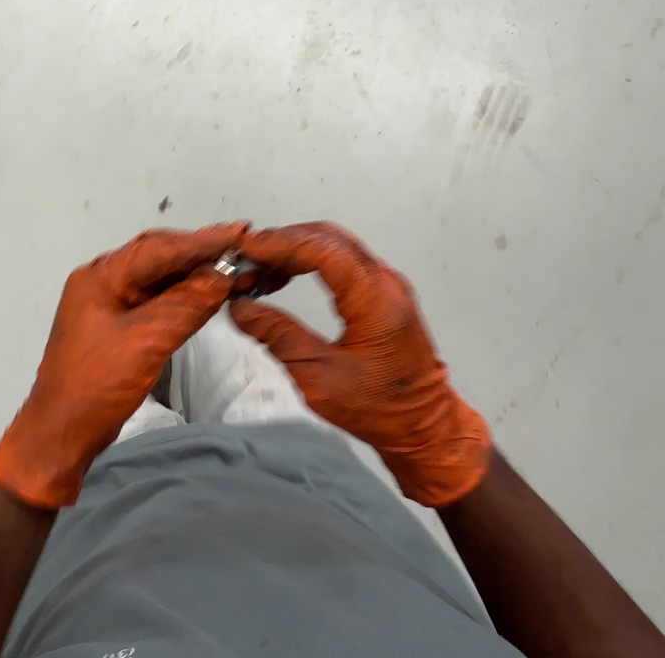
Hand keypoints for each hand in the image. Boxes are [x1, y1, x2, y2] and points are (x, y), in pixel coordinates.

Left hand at [0, 222, 248, 507]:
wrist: (60, 435)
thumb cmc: (97, 386)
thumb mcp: (146, 342)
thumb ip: (186, 305)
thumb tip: (223, 275)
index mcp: (101, 276)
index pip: (159, 249)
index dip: (202, 241)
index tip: (240, 232)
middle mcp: (103, 281)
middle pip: (157, 257)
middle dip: (199, 252)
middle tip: (241, 247)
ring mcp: (108, 303)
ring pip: (158, 277)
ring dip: (193, 274)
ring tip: (232, 266)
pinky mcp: (117, 325)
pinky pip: (155, 299)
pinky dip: (182, 295)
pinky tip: (207, 293)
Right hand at [229, 222, 490, 505]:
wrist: (425, 427)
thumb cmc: (379, 409)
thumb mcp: (319, 378)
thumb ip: (278, 337)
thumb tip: (239, 308)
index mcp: (375, 300)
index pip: (323, 249)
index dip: (281, 243)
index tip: (247, 248)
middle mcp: (385, 282)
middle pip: (327, 238)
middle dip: (283, 241)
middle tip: (245, 256)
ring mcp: (386, 284)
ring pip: (334, 244)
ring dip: (294, 248)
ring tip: (258, 268)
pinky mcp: (381, 293)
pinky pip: (342, 260)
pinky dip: (309, 259)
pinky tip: (283, 276)